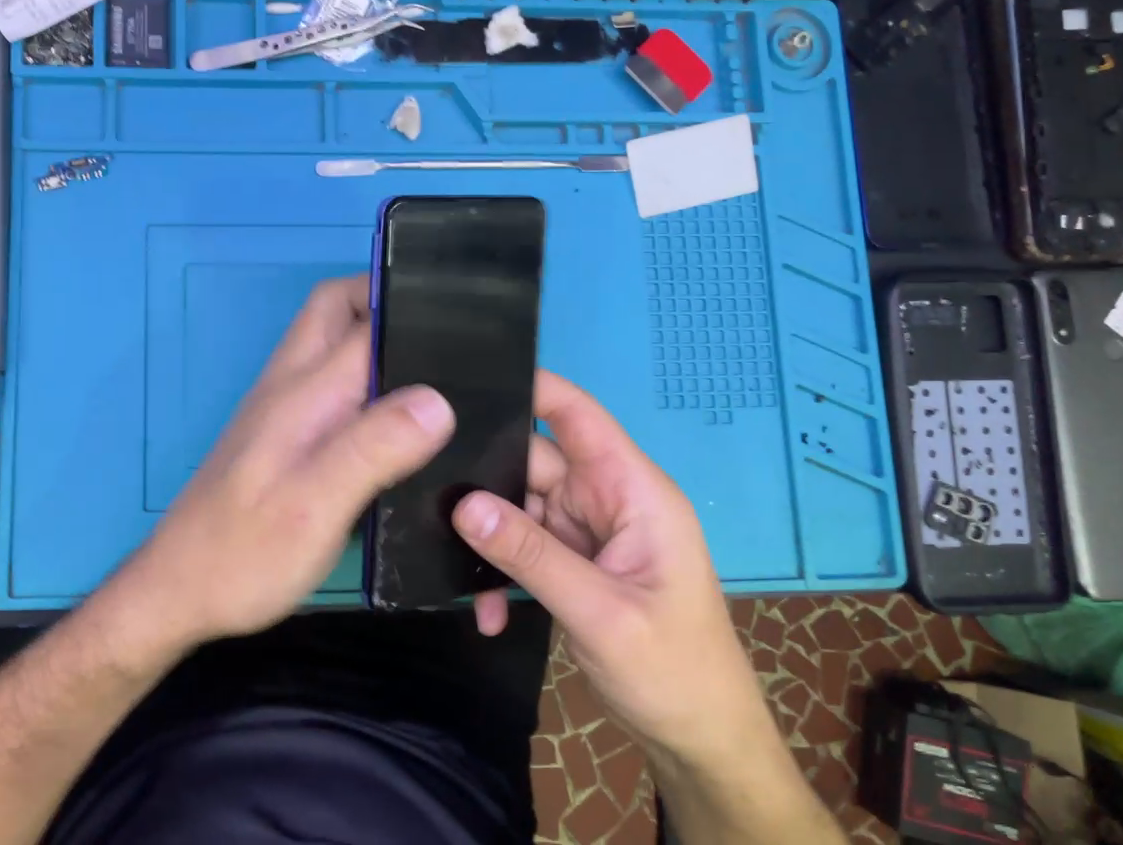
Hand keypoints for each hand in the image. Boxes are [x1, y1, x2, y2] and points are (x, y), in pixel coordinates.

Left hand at [110, 276, 453, 652]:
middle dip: (385, 302)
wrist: (180, 589)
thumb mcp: (316, 506)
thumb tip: (438, 399)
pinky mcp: (280, 438)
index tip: (475, 318)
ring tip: (439, 373)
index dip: (417, 309)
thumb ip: (373, 448)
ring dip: (374, 338)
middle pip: (333, 310)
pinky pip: (327, 384)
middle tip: (445, 335)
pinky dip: (362, 380)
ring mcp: (280, 410)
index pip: (364, 318)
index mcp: (304, 391)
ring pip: (328, 345)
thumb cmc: (246, 553)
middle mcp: (288, 386)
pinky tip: (398, 423)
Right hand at [451, 372, 772, 764]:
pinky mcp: (569, 562)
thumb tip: (461, 504)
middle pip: (530, 461)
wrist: (700, 741)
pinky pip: (519, 548)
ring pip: (515, 507)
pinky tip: (487, 612)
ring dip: (486, 539)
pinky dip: (498, 575)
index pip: (577, 415)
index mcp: (632, 492)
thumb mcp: (600, 612)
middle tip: (423, 493)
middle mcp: (605, 500)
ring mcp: (585, 532)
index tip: (461, 382)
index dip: (529, 386)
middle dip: (482, 479)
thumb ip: (530, 555)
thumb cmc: (673, 671)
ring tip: (450, 565)